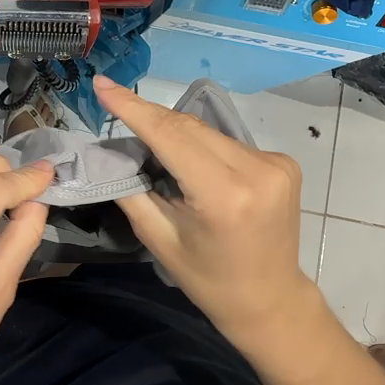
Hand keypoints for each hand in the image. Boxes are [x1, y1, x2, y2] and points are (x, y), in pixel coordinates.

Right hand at [93, 76, 311, 330]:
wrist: (270, 299)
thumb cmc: (208, 278)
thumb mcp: (158, 238)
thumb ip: (132, 189)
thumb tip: (110, 151)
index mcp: (223, 194)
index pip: (170, 135)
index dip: (132, 107)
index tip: (101, 84)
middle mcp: (256, 170)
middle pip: (188, 127)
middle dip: (147, 116)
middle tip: (110, 104)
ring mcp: (276, 163)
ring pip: (206, 132)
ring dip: (173, 131)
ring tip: (147, 144)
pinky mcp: (283, 162)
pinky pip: (226, 142)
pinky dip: (200, 145)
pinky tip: (189, 163)